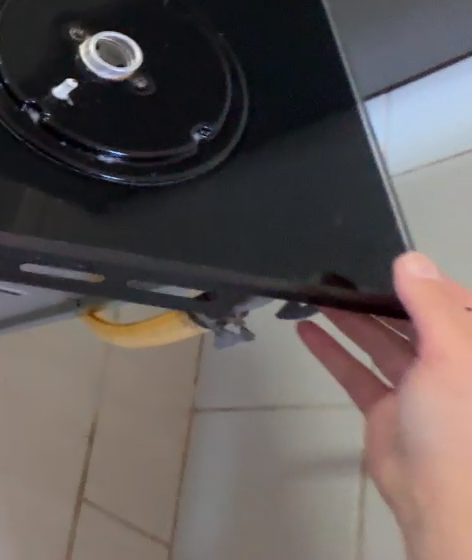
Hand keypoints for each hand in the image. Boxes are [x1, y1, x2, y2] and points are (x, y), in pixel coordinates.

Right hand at [300, 253, 471, 559]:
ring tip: (314, 292)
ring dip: (352, 320)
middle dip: (383, 301)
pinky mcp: (392, 412)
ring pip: (387, 346)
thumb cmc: (465, 430)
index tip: (394, 265)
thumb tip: (412, 260)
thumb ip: (432, 309)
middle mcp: (462, 376)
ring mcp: (428, 396)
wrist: (447, 501)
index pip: (464, 312)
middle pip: (422, 327)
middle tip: (340, 273)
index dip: (433, 287)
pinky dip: (332, 351)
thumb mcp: (455, 360)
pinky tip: (306, 329)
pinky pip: (360, 373)